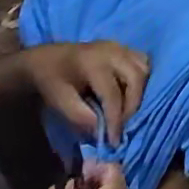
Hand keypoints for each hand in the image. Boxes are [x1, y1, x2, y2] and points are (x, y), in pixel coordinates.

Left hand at [19, 41, 149, 144]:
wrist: (45, 57)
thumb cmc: (51, 80)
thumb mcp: (59, 101)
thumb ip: (81, 118)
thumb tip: (103, 132)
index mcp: (93, 63)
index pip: (113, 94)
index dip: (116, 120)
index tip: (114, 142)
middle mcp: (111, 51)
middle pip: (136, 76)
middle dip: (133, 105)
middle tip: (122, 125)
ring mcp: (118, 46)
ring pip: (143, 67)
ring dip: (139, 91)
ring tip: (126, 110)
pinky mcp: (121, 47)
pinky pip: (141, 61)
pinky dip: (140, 78)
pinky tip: (129, 93)